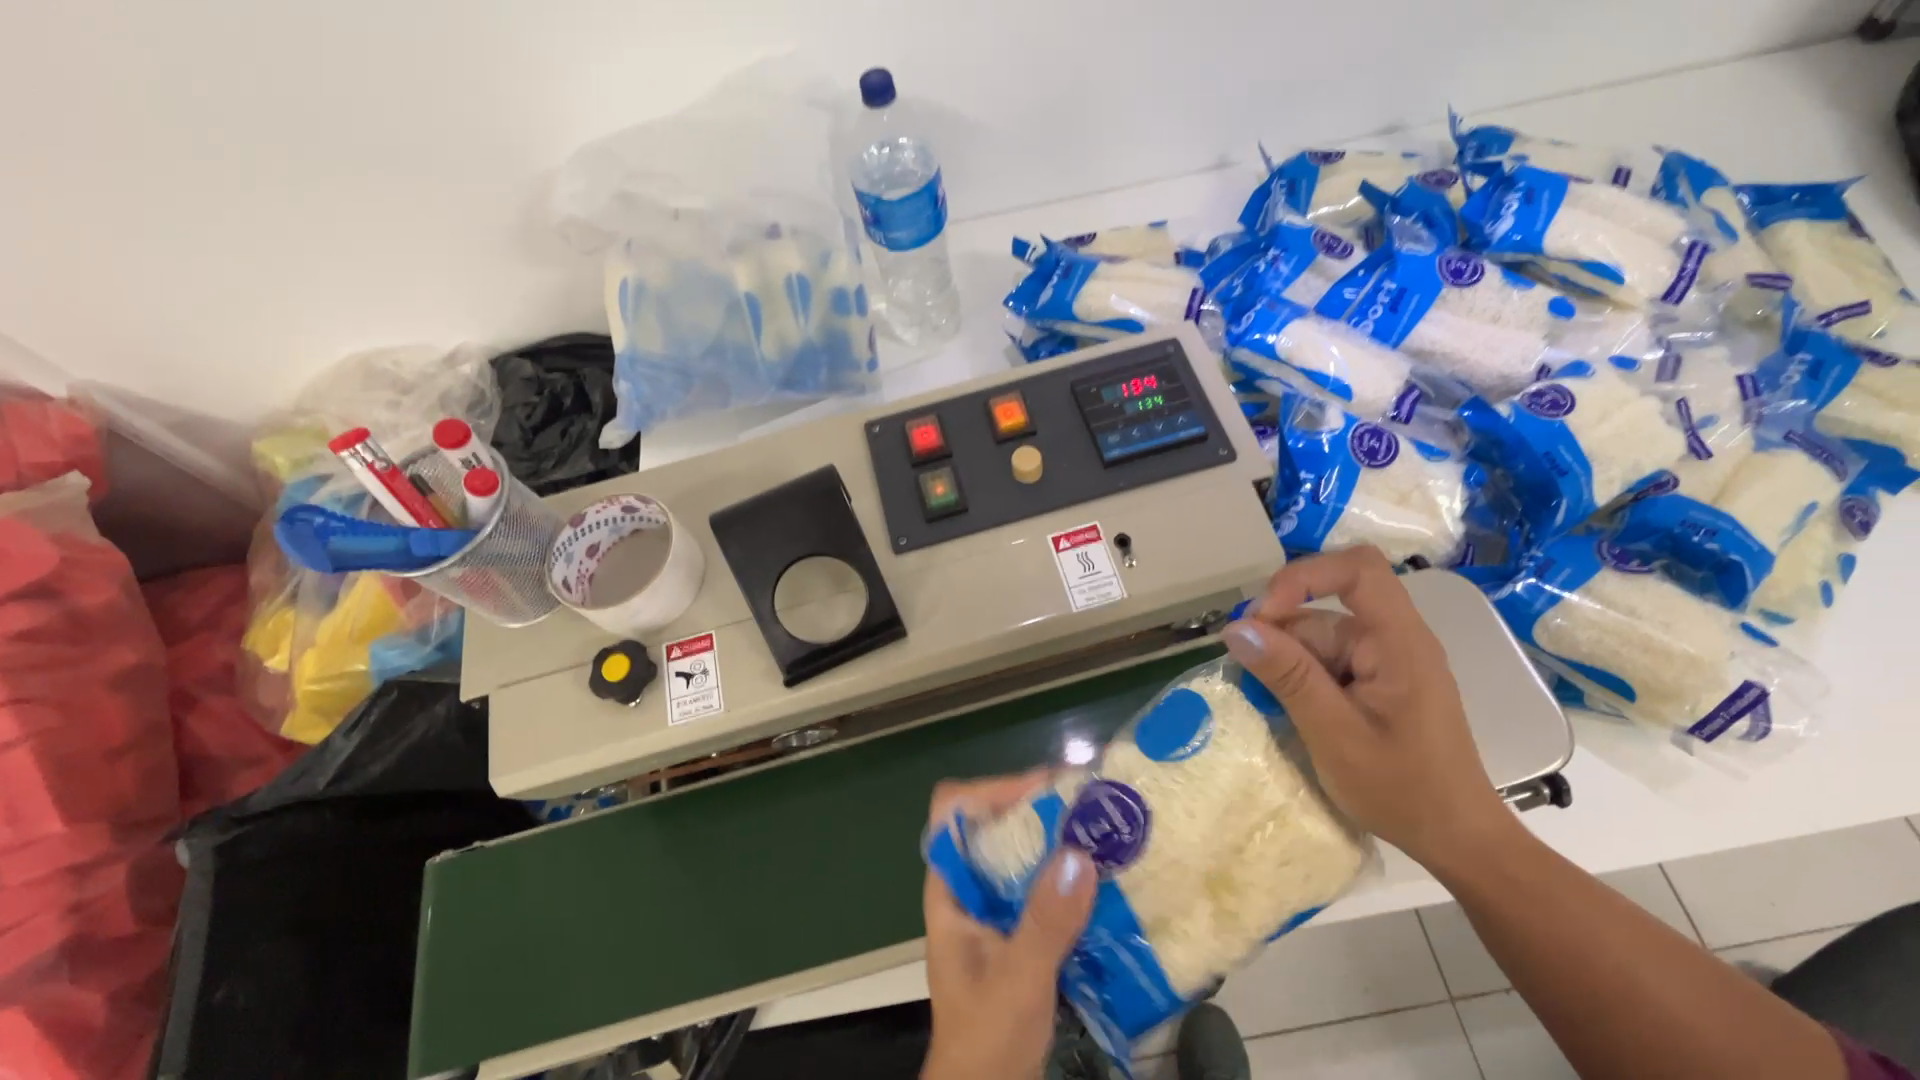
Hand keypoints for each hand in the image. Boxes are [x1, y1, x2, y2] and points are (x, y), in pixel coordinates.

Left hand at [921, 773, 1096, 1079]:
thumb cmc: (987, 1039)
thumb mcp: (1019, 979)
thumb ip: (1046, 921)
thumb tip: (1078, 854)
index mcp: (950, 892)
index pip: (954, 813)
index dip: (993, 790)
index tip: (1047, 789)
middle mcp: (968, 892)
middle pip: (993, 827)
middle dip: (1039, 811)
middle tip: (1092, 804)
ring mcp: (993, 913)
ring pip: (1021, 857)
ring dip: (1059, 843)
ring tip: (1106, 832)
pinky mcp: (1019, 934)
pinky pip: (1042, 889)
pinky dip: (1069, 878)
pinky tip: (1106, 881)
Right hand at [1222, 547, 1520, 874]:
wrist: (1457, 838)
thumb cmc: (1403, 790)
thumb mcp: (1334, 734)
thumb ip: (1288, 676)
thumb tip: (1236, 628)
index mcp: (1399, 642)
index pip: (1357, 570)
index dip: (1304, 576)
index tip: (1263, 617)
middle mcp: (1396, 640)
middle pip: (1327, 610)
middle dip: (1281, 633)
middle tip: (1246, 673)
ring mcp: (1389, 662)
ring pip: (1322, 638)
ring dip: (1287, 661)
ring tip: (1264, 701)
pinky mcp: (1381, 683)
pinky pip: (1332, 662)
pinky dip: (1302, 679)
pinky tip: (1287, 710)